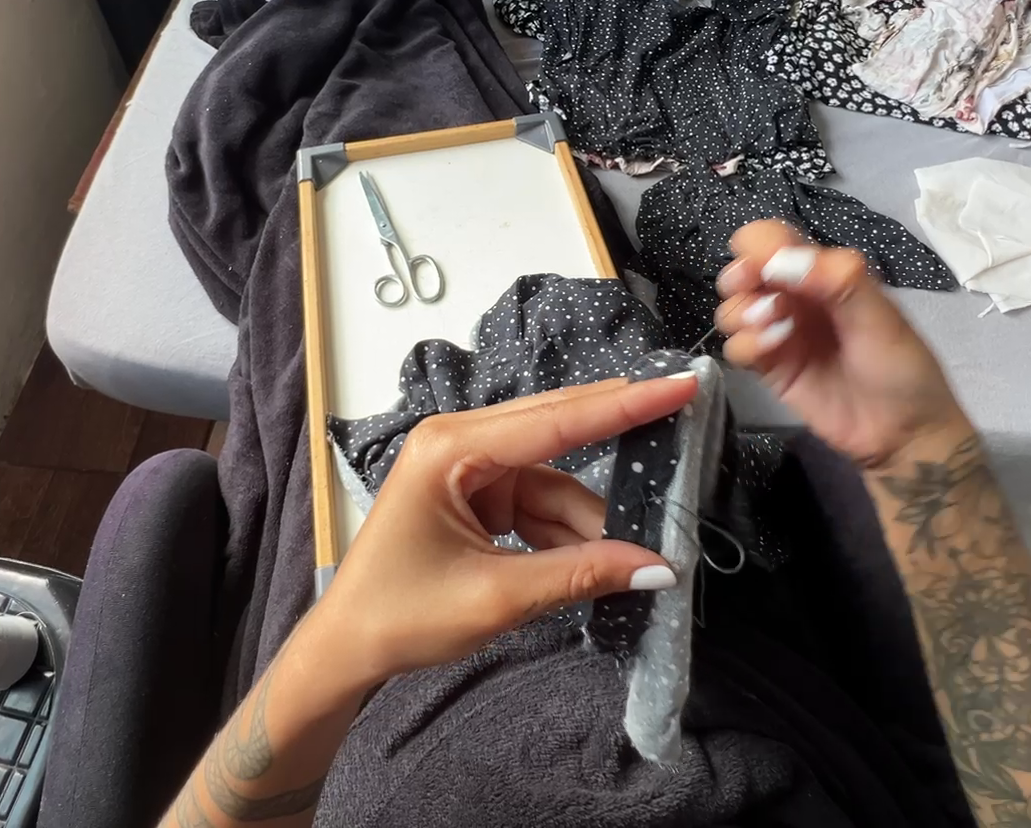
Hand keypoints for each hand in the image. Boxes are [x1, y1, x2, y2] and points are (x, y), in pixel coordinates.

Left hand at [307, 376, 698, 690]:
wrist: (347, 645)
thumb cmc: (400, 614)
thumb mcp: (495, 597)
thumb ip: (579, 574)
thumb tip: (657, 566)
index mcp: (451, 447)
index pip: (554, 420)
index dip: (624, 404)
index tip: (678, 384)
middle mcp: (461, 441)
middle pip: (557, 430)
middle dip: (619, 433)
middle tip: (683, 417)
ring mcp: (471, 466)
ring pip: (555, 479)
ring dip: (593, 519)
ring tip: (641, 554)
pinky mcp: (479, 492)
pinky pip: (539, 502)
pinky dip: (569, 532)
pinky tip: (600, 560)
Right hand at [714, 220, 970, 465]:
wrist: (902, 435)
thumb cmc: (903, 369)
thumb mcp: (883, 320)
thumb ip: (841, 283)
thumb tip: (788, 260)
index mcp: (824, 275)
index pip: (776, 240)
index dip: (760, 245)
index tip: (766, 267)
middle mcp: (794, 298)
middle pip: (743, 270)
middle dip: (741, 278)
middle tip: (759, 299)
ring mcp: (777, 332)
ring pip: (732, 307)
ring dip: (741, 313)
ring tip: (772, 331)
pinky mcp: (767, 366)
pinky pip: (735, 346)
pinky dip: (744, 345)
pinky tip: (768, 354)